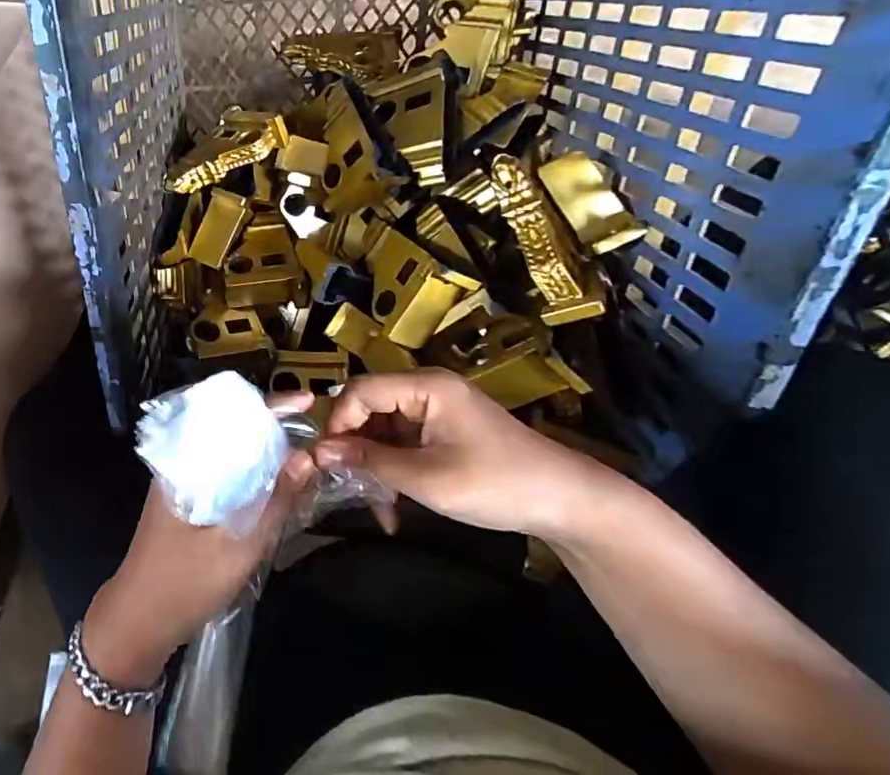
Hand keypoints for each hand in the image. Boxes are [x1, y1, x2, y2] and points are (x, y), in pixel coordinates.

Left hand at [80, 393, 318, 687]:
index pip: (230, 418)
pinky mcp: (185, 500)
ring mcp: (180, 481)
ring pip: (226, 450)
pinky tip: (272, 480)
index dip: (270, 407)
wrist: (139, 619)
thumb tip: (305, 457)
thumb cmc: (185, 582)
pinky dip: (248, 469)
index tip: (306, 401)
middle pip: (228, 428)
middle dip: (269, 423)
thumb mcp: (238, 547)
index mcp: (185, 462)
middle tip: (310, 427)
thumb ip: (273, 502)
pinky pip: (222, 471)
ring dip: (260, 446)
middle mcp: (180, 462)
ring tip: (300, 446)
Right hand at [311, 371, 628, 541]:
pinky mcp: (444, 431)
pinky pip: (403, 441)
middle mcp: (427, 389)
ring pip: (383, 428)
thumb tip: (320, 452)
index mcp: (425, 386)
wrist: (570, 504)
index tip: (327, 460)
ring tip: (374, 504)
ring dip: (373, 463)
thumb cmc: (497, 484)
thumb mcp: (426, 478)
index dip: (338, 423)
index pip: (359, 390)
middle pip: (369, 407)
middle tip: (343, 484)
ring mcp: (437, 410)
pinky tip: (392, 501)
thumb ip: (370, 461)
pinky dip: (393, 467)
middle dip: (354, 446)